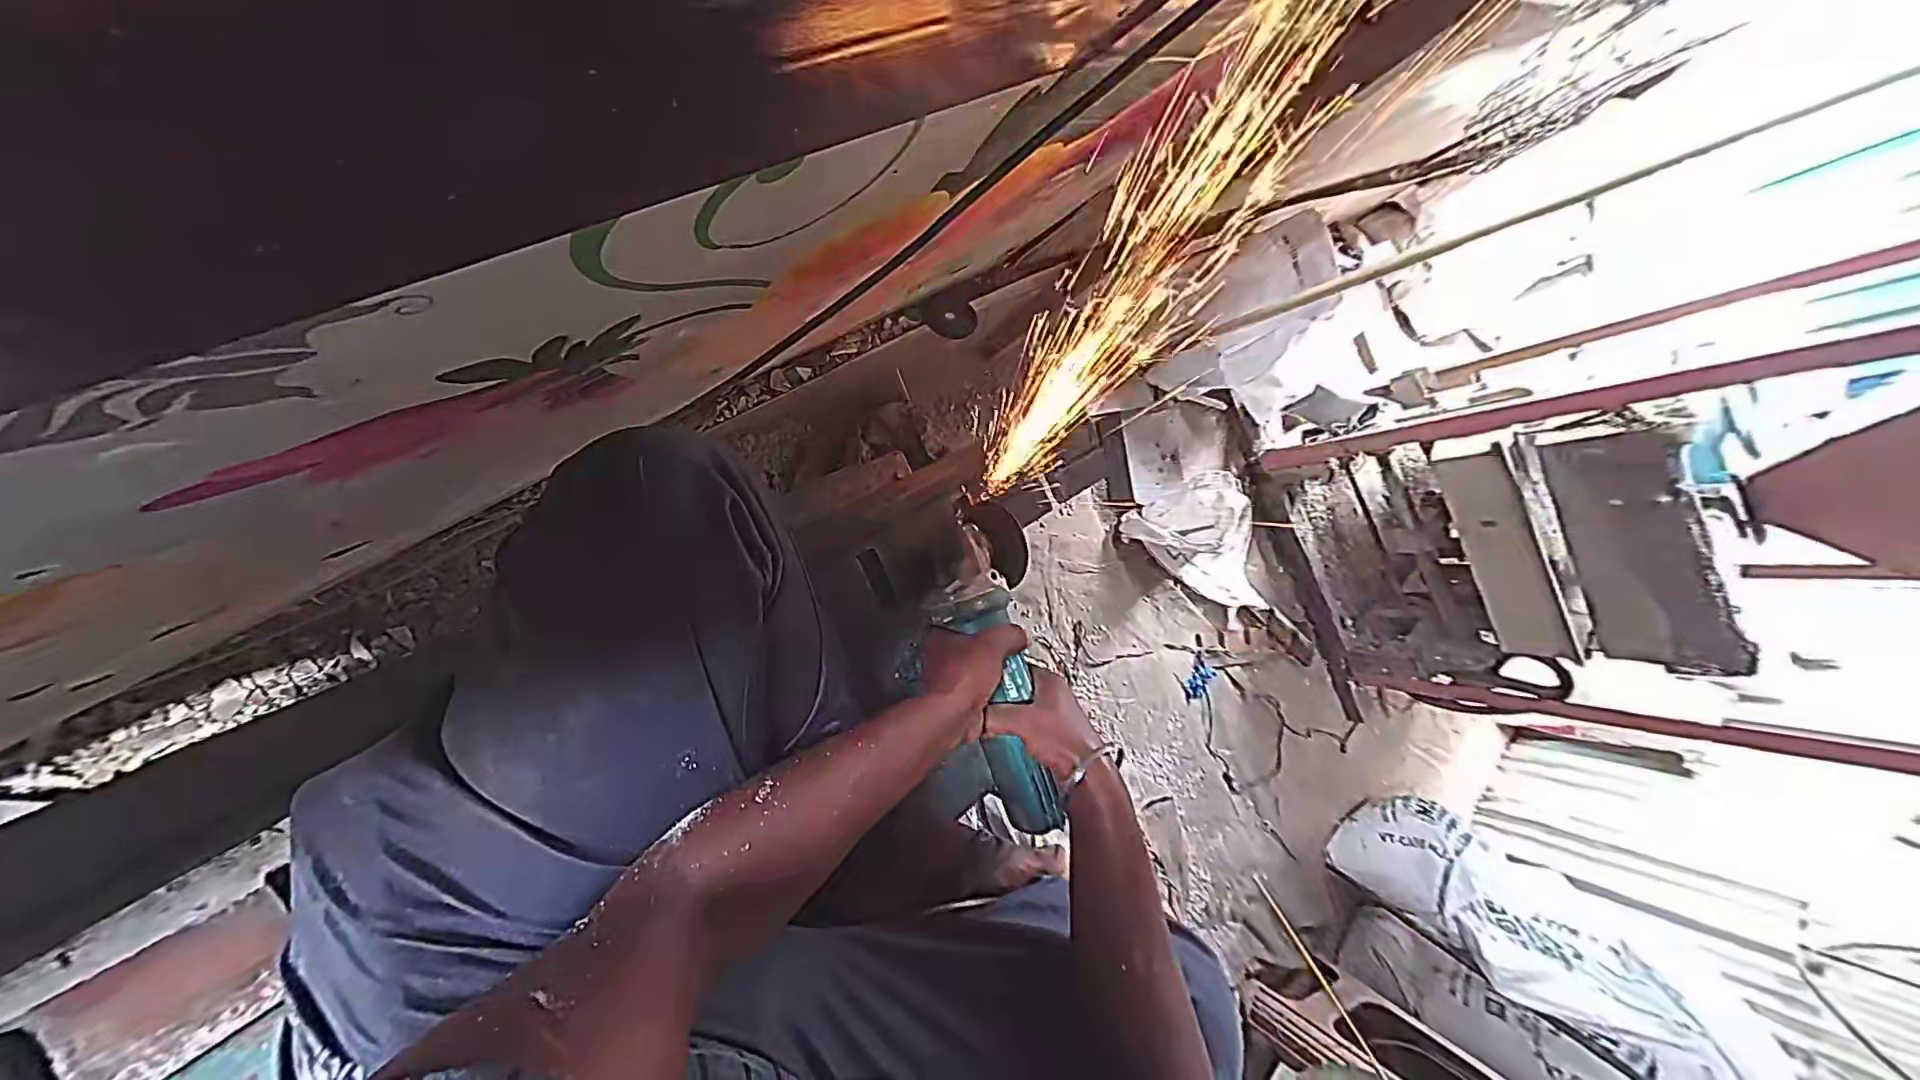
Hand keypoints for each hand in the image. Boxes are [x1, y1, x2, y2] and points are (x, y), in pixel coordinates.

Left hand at [920, 623, 1028, 712]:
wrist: (952, 718)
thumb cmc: (960, 678)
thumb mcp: (992, 643)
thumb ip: (1008, 634)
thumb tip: (1018, 635)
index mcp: (941, 639)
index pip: (967, 626)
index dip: (987, 629)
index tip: (1005, 634)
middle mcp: (942, 662)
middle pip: (977, 654)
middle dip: (997, 659)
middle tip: (1013, 660)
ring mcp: (950, 686)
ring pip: (982, 679)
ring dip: (999, 682)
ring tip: (1014, 681)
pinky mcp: (960, 707)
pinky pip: (985, 700)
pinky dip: (997, 701)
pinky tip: (1008, 700)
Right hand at [984, 666, 1101, 785]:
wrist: (1083, 772)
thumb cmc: (1067, 743)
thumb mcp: (1020, 721)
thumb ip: (994, 714)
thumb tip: (978, 715)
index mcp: (1049, 680)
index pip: (1016, 667)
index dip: (997, 675)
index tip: (984, 685)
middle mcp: (1053, 693)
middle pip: (1016, 689)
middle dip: (1001, 700)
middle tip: (989, 709)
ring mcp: (1053, 712)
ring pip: (1020, 708)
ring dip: (1008, 717)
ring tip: (999, 725)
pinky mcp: (1051, 731)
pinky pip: (1026, 725)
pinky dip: (1017, 730)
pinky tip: (1012, 739)